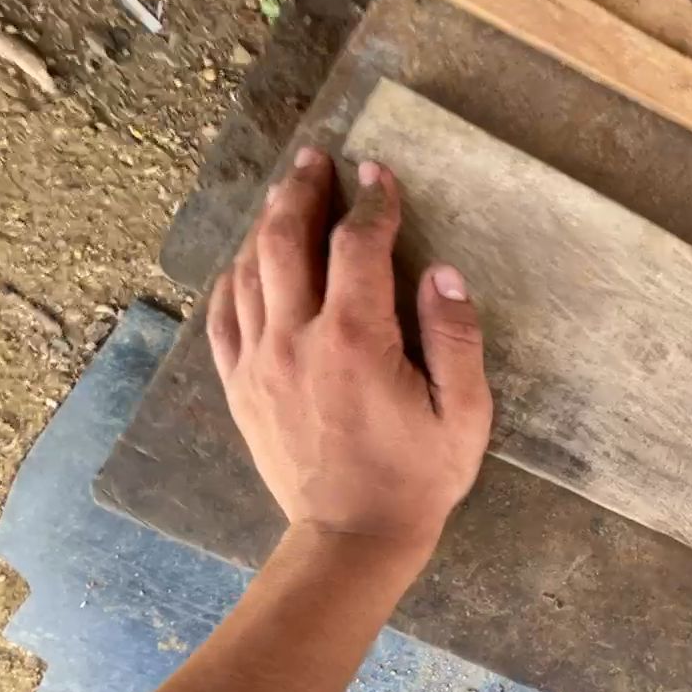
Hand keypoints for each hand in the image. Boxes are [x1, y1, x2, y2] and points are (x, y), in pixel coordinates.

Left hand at [206, 147, 493, 560]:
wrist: (354, 534)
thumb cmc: (421, 476)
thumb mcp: (465, 414)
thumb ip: (456, 341)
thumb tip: (444, 274)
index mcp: (357, 342)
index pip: (358, 249)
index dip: (372, 205)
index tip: (380, 173)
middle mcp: (296, 338)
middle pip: (287, 242)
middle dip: (304, 192)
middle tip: (317, 158)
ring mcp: (257, 359)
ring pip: (249, 268)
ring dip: (269, 222)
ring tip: (287, 194)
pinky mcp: (239, 382)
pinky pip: (226, 309)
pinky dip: (239, 272)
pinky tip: (252, 260)